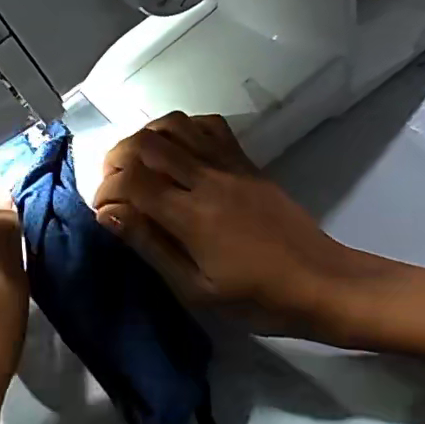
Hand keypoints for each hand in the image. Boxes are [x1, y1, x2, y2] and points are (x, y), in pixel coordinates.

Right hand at [94, 113, 402, 340]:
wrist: (322, 283)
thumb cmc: (256, 298)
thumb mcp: (195, 290)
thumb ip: (150, 246)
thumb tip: (109, 213)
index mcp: (192, 216)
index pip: (133, 180)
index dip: (106, 189)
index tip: (103, 210)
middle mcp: (208, 180)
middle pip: (147, 143)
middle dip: (117, 157)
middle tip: (113, 182)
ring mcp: (230, 165)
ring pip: (175, 125)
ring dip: (145, 137)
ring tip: (138, 162)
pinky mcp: (247, 162)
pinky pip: (208, 126)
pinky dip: (182, 128)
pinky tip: (176, 150)